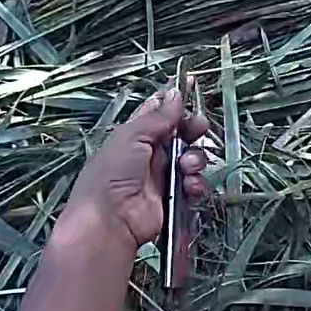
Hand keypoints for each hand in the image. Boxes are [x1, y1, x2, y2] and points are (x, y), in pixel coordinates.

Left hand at [53, 88, 210, 269]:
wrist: (110, 221)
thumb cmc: (112, 175)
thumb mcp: (132, 136)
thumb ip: (158, 116)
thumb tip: (176, 93)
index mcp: (134, 135)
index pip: (159, 113)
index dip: (175, 102)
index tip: (192, 89)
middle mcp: (149, 154)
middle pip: (181, 134)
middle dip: (193, 130)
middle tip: (199, 128)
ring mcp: (162, 176)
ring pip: (191, 158)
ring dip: (195, 160)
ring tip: (187, 167)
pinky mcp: (173, 197)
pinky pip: (194, 185)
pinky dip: (196, 184)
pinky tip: (189, 187)